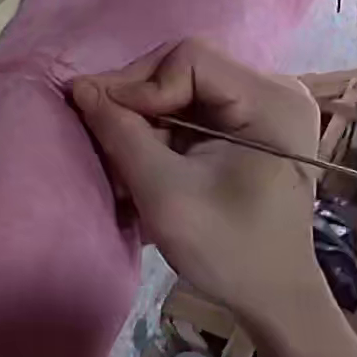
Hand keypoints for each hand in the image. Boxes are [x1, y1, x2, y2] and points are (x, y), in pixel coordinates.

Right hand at [71, 40, 325, 329]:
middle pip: (187, 66)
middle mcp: (275, 89)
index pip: (190, 59)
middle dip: (138, 96)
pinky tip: (142, 150)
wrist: (275, 297)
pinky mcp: (252, 121)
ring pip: (185, 84)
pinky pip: (195, 104)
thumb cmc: (229, 251)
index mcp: (271, 101)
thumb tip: (80, 86)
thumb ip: (121, 134)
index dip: (140, 83)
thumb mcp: (165, 193)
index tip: (103, 116)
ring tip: (116, 142)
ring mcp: (265, 104)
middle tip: (99, 122)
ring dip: (146, 113)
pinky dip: (163, 125)